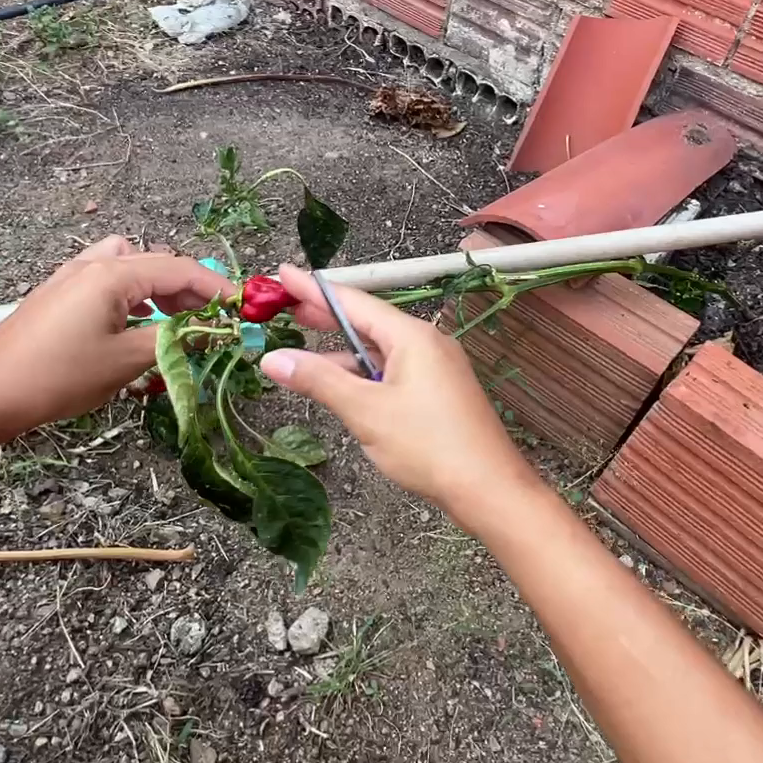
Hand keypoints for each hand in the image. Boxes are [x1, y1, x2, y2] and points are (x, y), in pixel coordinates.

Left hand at [0, 237, 232, 436]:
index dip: (217, 287)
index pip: (180, 269)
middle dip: (192, 288)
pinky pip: (109, 280)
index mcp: (112, 274)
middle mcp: (93, 265)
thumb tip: (212, 333)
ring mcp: (72, 277)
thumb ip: (175, 341)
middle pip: (158, 263)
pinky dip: (135, 293)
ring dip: (161, 287)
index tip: (242, 307)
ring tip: (179, 319)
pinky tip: (138, 322)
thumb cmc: (58, 377)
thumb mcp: (127, 361)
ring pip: (132, 266)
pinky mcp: (59, 295)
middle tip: (215, 318)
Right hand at [258, 265, 537, 520]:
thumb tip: (274, 358)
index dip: (314, 289)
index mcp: (412, 336)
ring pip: (380, 350)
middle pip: (367, 322)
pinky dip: (364, 374)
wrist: (488, 488)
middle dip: (326, 316)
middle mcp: (427, 343)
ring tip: (305, 354)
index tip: (283, 274)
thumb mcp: (365, 411)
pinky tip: (343, 386)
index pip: (353, 302)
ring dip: (343, 352)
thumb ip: (319, 380)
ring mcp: (436, 367)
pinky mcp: (439, 392)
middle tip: (287, 308)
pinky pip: (394, 371)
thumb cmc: (429, 445)